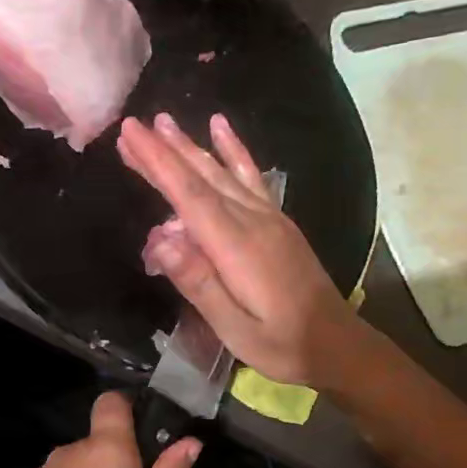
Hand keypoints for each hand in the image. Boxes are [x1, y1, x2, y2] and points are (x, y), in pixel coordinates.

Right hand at [119, 112, 374, 388]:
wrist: (336, 344)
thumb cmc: (280, 345)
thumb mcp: (235, 329)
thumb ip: (199, 283)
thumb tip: (161, 241)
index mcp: (238, 248)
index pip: (190, 197)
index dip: (158, 164)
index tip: (130, 134)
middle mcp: (253, 222)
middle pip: (202, 178)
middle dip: (165, 150)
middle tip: (131, 125)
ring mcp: (268, 218)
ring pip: (222, 173)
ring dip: (190, 146)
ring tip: (163, 122)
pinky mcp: (276, 222)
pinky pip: (250, 177)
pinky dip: (233, 150)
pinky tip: (221, 128)